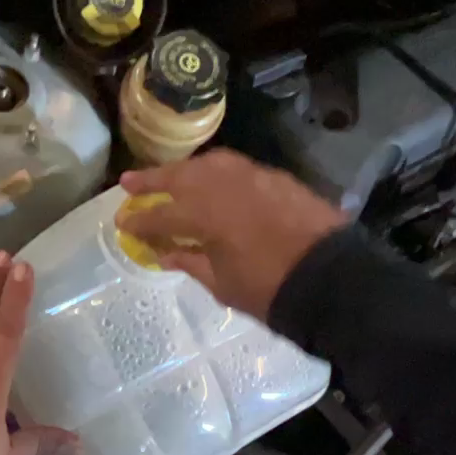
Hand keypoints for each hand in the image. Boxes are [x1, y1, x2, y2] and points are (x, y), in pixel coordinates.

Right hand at [117, 151, 348, 318]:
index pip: (161, 215)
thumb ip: (191, 262)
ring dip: (184, 171)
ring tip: (169, 177)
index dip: (139, 220)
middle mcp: (224, 186)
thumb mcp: (223, 285)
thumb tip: (166, 253)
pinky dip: (215, 172)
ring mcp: (253, 177)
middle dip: (151, 181)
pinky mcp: (276, 178)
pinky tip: (210, 181)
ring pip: (209, 165)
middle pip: (180, 177)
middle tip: (128, 183)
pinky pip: (235, 168)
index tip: (122, 223)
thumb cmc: (270, 290)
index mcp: (205, 215)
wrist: (332, 279)